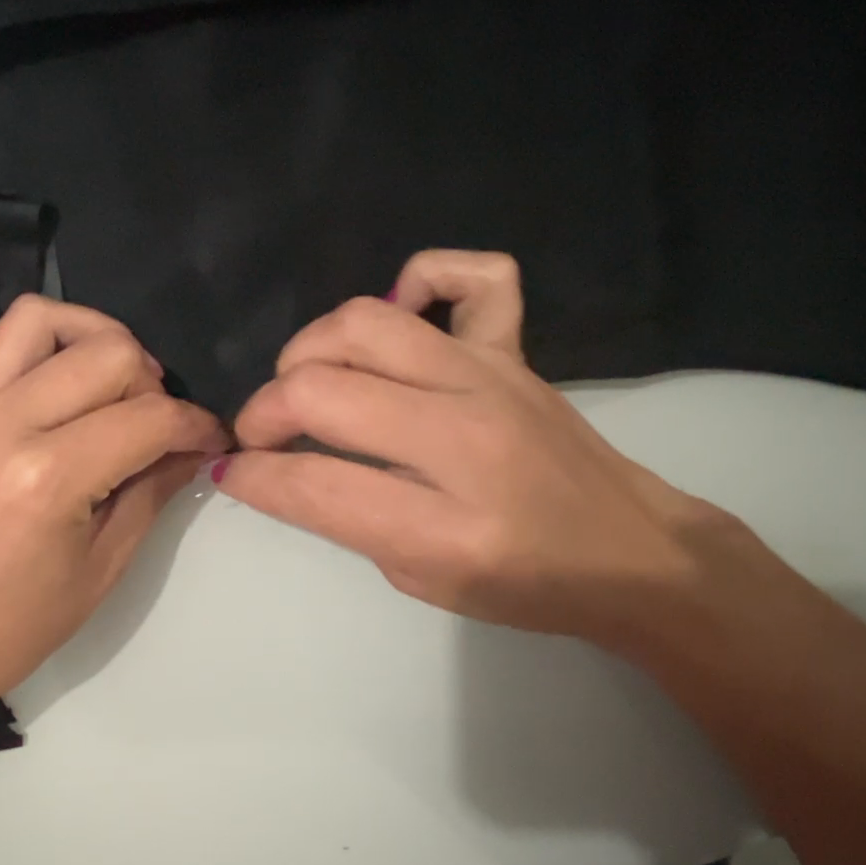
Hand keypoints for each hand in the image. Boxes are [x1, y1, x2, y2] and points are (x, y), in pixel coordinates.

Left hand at [0, 294, 226, 710]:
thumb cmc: (27, 617)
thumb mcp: (110, 561)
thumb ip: (157, 485)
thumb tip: (196, 441)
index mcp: (49, 476)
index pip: (148, 416)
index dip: (195, 425)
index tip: (209, 439)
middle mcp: (0, 425)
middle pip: (103, 353)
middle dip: (151, 381)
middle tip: (156, 421)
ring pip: (32, 321)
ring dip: (85, 332)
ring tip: (105, 372)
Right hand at [217, 250, 725, 638]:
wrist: (634, 553)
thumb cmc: (524, 584)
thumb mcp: (421, 579)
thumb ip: (344, 519)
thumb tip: (269, 471)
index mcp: (446, 527)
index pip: (313, 483)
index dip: (252, 476)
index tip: (231, 472)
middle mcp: (467, 438)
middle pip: (325, 390)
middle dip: (265, 411)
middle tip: (263, 435)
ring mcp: (492, 380)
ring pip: (367, 324)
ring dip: (310, 349)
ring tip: (306, 381)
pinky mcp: (513, 353)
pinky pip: (474, 279)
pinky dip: (423, 279)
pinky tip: (400, 316)